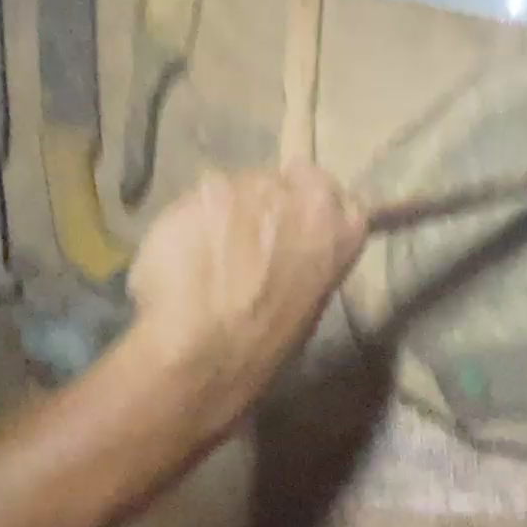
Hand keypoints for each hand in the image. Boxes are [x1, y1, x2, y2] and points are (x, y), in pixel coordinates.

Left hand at [127, 164, 365, 397]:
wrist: (212, 348)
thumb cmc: (269, 338)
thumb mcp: (313, 296)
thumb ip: (307, 253)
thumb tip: (287, 246)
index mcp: (344, 227)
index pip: (329, 190)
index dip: (303, 201)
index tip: (288, 219)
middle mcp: (305, 194)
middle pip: (281, 178)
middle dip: (265, 200)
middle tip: (247, 235)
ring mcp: (255, 187)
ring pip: (236, 185)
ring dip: (225, 210)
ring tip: (209, 250)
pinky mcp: (207, 190)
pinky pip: (198, 199)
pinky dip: (189, 221)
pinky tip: (183, 252)